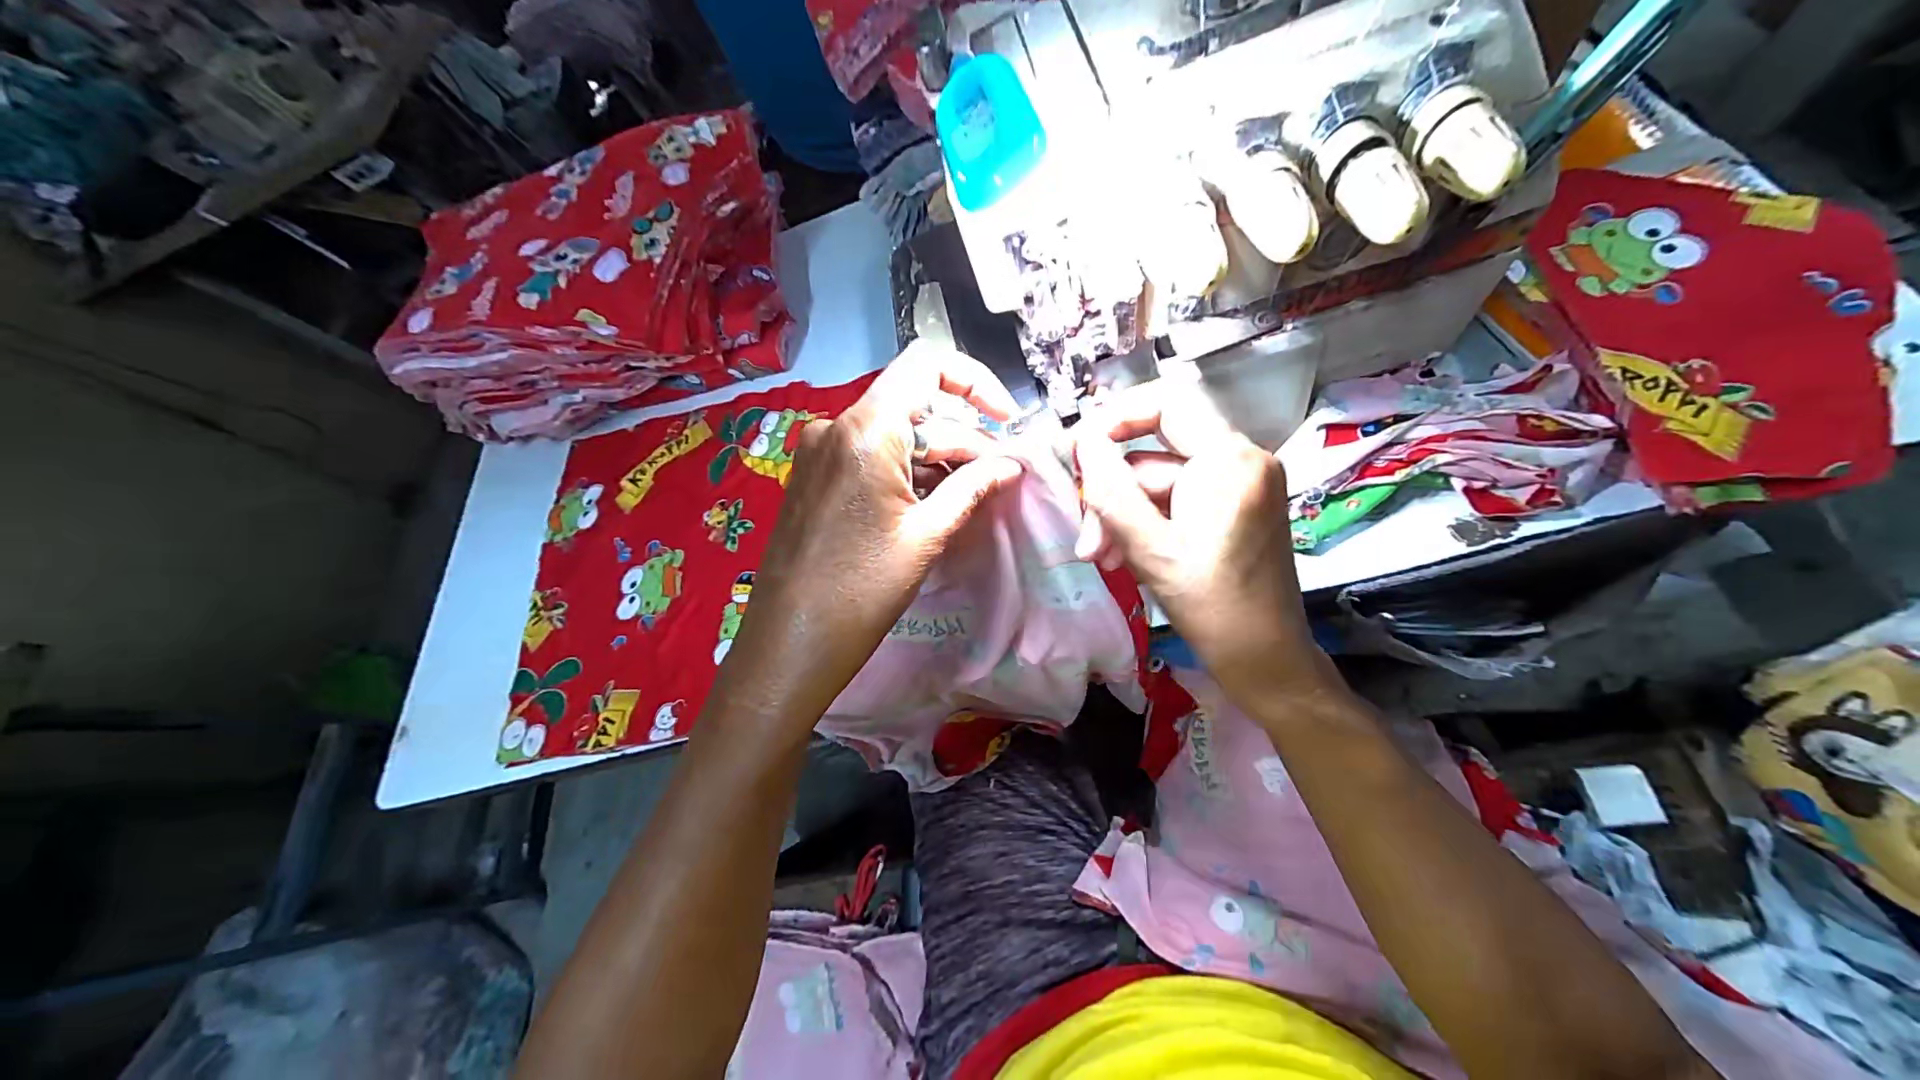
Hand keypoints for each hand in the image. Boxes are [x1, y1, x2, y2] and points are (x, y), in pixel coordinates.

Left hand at [722, 342, 1023, 726]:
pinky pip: (869, 455)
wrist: (790, 640)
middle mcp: (836, 426)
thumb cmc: (863, 590)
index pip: (928, 365)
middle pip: (914, 405)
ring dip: (936, 457)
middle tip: (999, 477)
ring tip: (970, 495)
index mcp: (865, 430)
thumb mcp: (927, 535)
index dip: (976, 382)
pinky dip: (905, 471)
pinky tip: (931, 503)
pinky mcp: (813, 476)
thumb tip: (1012, 463)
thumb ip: (973, 487)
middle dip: (962, 436)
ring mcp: (819, 451)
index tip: (1006, 420)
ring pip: (893, 433)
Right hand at [1072, 384, 1344, 710]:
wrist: (1266, 658)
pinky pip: (1180, 499)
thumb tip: (1082, 442)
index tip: (1080, 449)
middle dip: (1115, 492)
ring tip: (1107, 558)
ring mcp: (1242, 485)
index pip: (1168, 401)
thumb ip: (1109, 490)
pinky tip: (1129, 557)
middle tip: (1089, 536)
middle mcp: (1244, 460)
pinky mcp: (1237, 508)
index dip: (1116, 416)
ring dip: (1127, 516)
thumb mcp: (1149, 548)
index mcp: (1231, 461)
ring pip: (1162, 481)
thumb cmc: (1212, 606)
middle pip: (1157, 451)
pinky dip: (1150, 523)